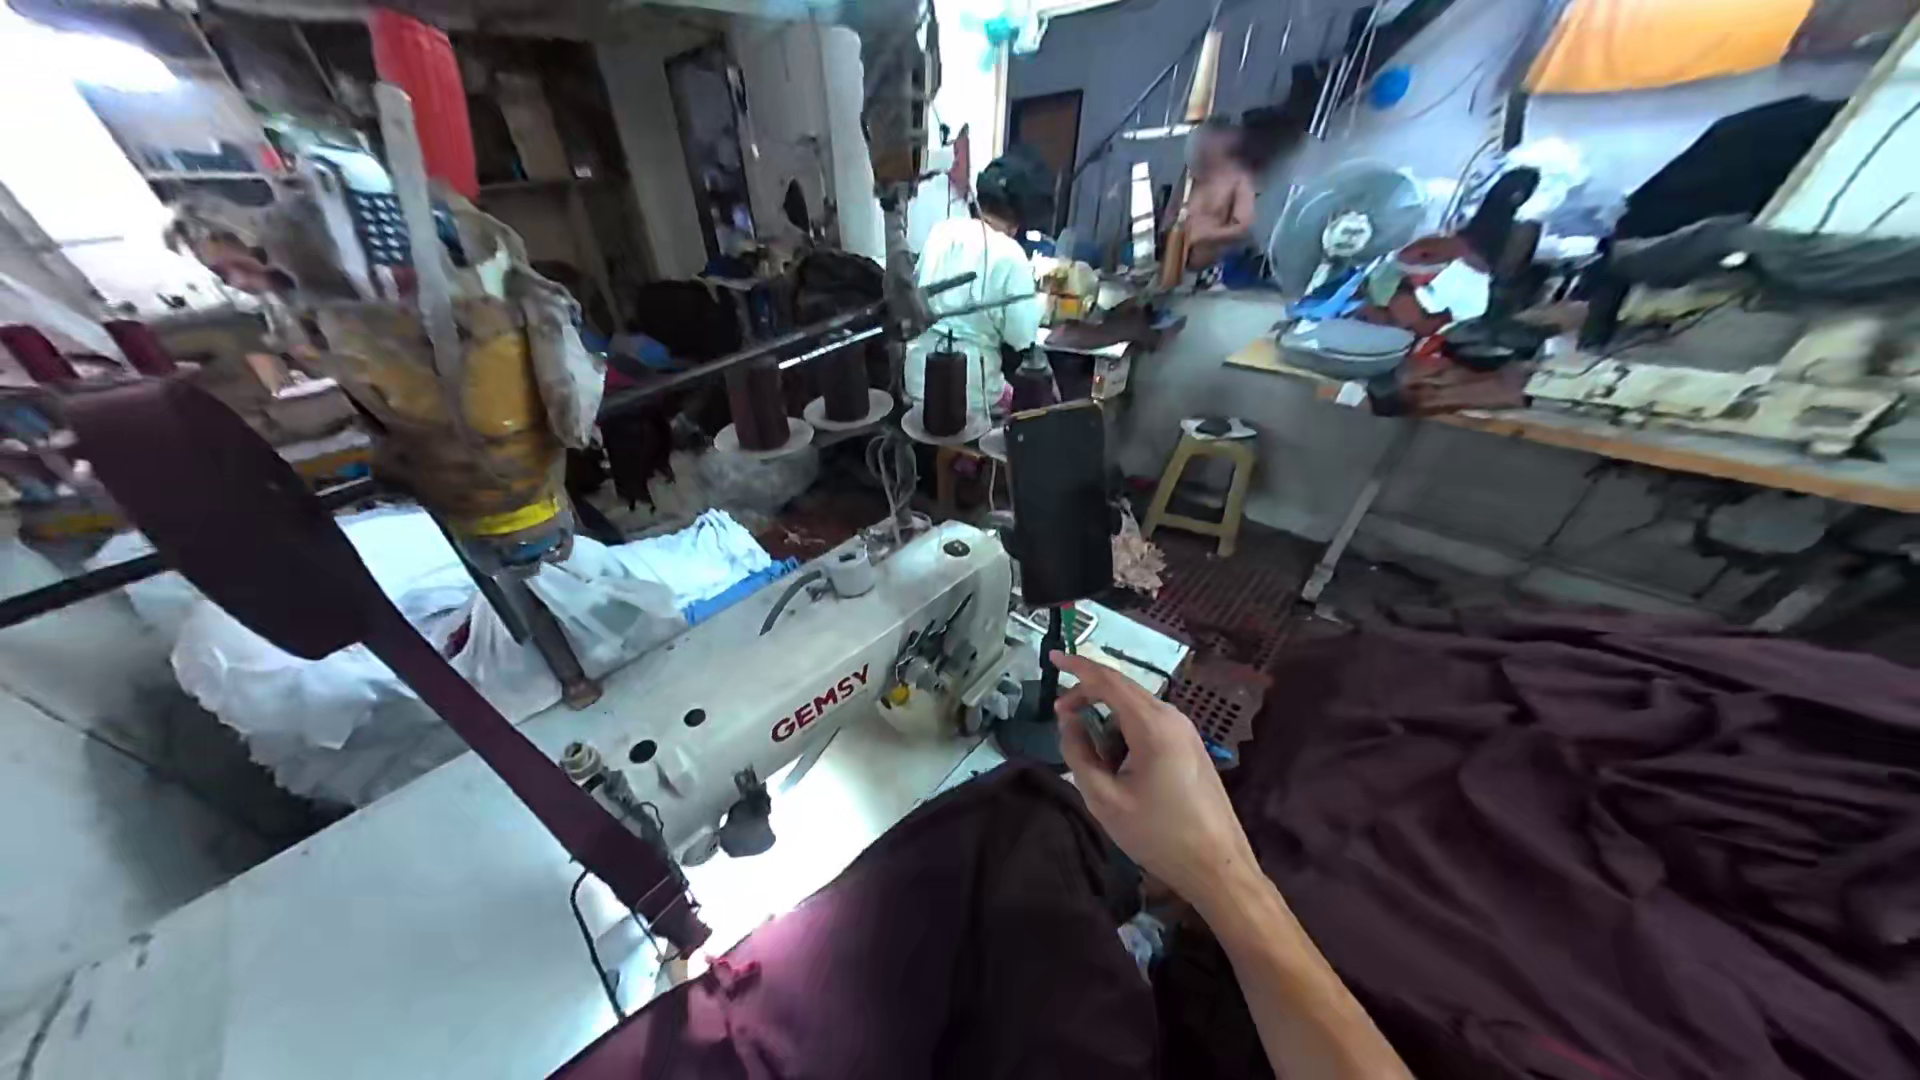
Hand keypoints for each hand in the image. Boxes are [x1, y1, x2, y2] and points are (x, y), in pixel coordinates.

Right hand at [1052, 651, 1260, 913]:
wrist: (1220, 870)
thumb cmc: (1158, 835)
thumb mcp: (1104, 798)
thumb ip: (1078, 752)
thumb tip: (1068, 720)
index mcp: (1152, 725)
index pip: (1108, 680)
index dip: (1077, 665)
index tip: (1053, 657)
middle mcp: (1172, 717)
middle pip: (1121, 690)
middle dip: (1088, 698)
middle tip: (1062, 720)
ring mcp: (1185, 730)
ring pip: (1133, 709)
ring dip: (1108, 723)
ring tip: (1100, 766)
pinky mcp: (1190, 745)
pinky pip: (1149, 723)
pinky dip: (1126, 733)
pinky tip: (1122, 770)